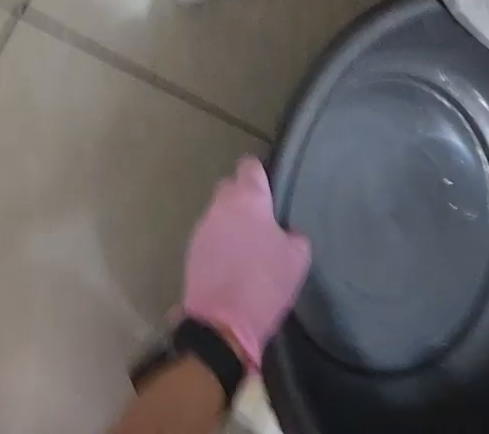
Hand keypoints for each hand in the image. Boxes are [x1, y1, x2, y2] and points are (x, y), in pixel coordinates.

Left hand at [181, 157, 311, 369]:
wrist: (223, 323)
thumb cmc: (265, 282)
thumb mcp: (297, 258)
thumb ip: (294, 234)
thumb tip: (286, 232)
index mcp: (248, 198)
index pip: (250, 165)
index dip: (260, 173)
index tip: (270, 188)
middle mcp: (222, 204)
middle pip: (231, 186)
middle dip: (244, 196)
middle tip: (261, 219)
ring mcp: (203, 226)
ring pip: (219, 212)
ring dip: (231, 221)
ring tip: (246, 245)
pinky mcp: (191, 250)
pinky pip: (209, 235)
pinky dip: (220, 241)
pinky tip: (231, 262)